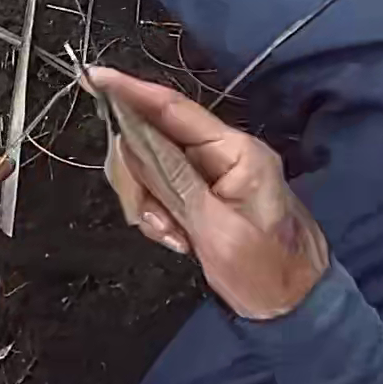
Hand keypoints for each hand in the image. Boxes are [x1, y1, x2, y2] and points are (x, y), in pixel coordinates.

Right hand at [88, 66, 330, 319]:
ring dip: (142, 201)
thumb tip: (132, 140)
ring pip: (139, 164)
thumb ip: (175, 181)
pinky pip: (147, 187)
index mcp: (232, 150)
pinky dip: (149, 213)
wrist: (290, 307)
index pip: (171, 108)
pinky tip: (173, 238)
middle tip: (146, 216)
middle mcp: (213, 151)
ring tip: (169, 234)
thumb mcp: (219, 229)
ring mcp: (198, 170)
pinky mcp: (187, 190)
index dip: (129, 90)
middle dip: (136, 176)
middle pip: (144, 137)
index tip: (92, 76)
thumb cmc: (266, 269)